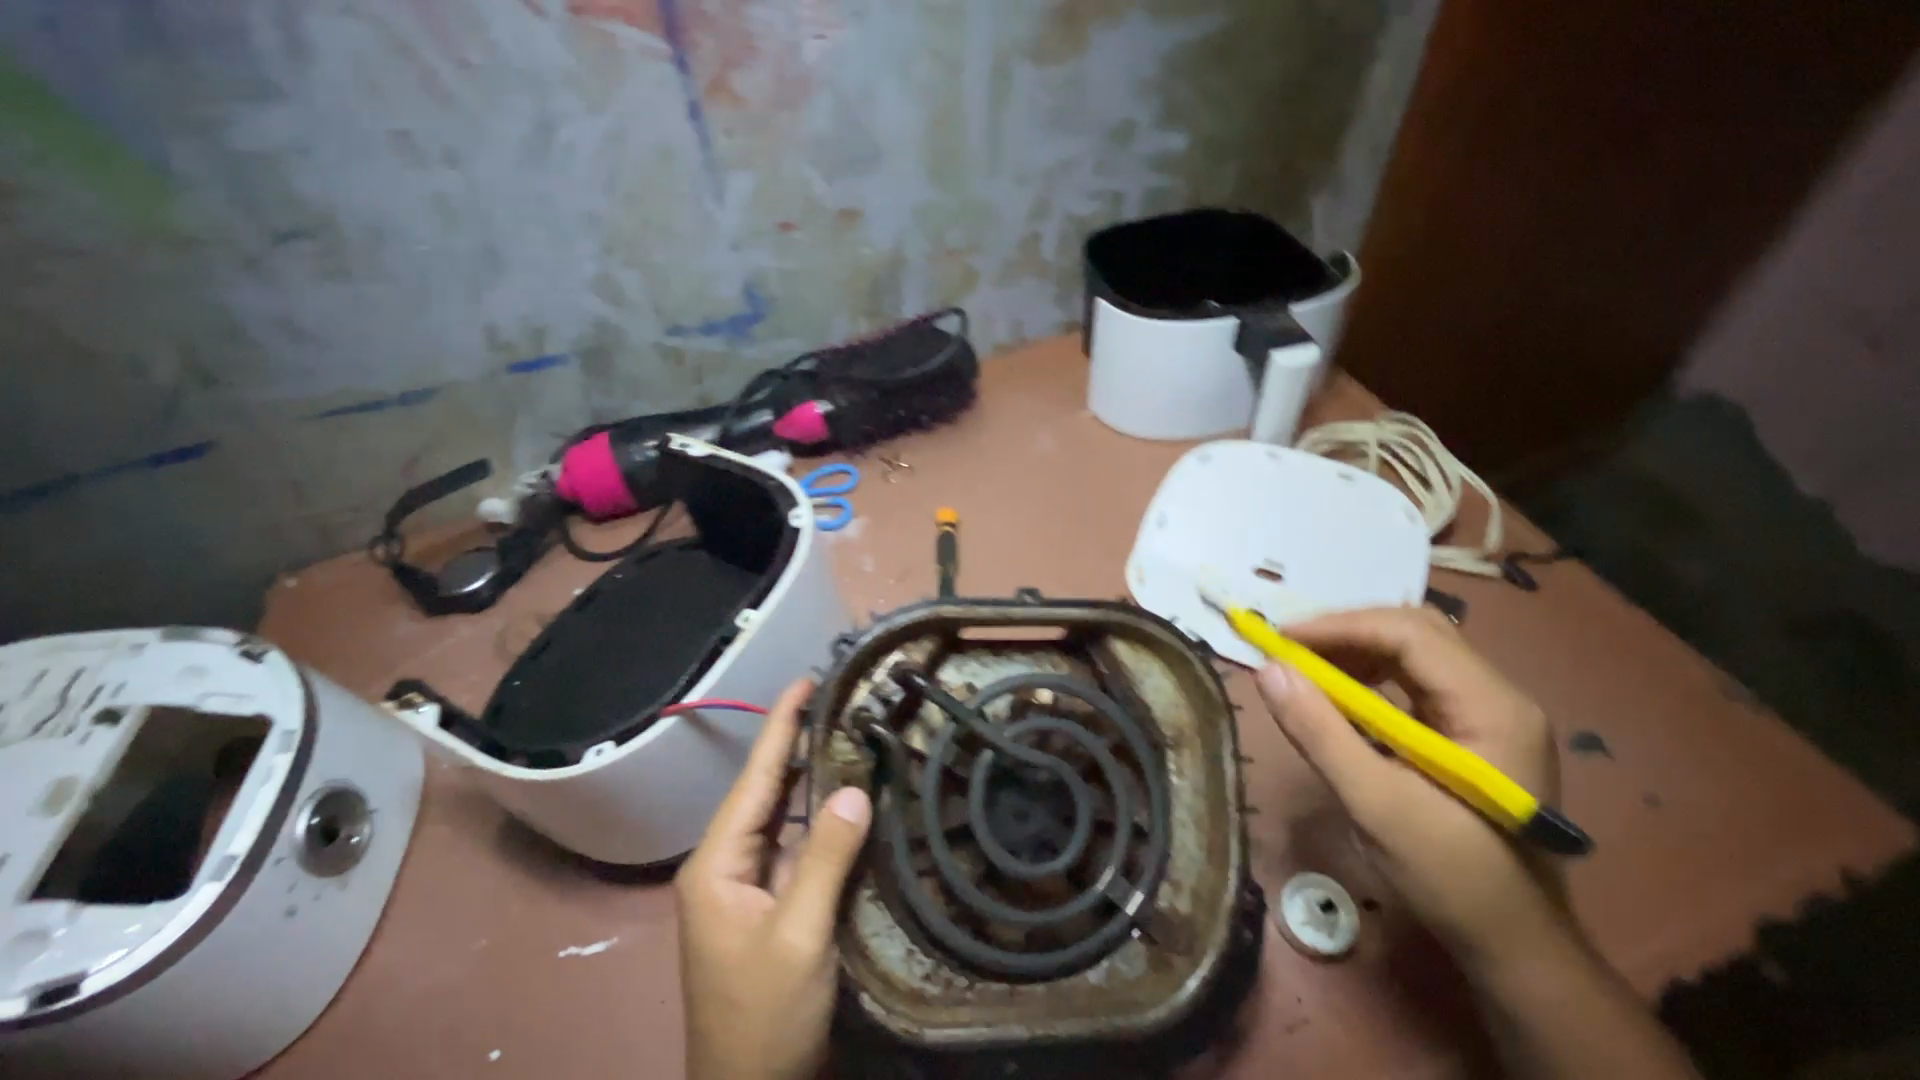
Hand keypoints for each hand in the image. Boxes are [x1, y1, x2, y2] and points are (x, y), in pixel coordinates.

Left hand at [676, 679, 873, 1079]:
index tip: (804, 681)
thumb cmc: (764, 1015)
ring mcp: (750, 892)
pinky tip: (850, 805)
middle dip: (799, 747)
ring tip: (850, 737)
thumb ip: (825, 859)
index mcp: (717, 865)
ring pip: (785, 824)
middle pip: (768, 795)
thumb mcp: (798, 934)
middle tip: (839, 701)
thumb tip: (854, 790)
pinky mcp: (773, 913)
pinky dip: (823, 828)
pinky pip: (798, 855)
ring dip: (814, 784)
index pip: (756, 781)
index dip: (780, 728)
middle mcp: (728, 868)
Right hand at [1256, 607, 1572, 969]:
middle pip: (1418, 634)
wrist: (1513, 944)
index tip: (1281, 640)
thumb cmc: (1451, 877)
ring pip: (1418, 655)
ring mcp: (1492, 716)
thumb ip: (1321, 733)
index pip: (1411, 634)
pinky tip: (1342, 702)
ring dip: (1358, 654)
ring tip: (1307, 674)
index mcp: (1492, 708)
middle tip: (1289, 652)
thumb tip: (1268, 671)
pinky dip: (1373, 681)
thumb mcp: (1377, 806)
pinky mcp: (1476, 735)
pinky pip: (1419, 685)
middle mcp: (1500, 698)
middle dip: (1347, 634)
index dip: (1341, 628)